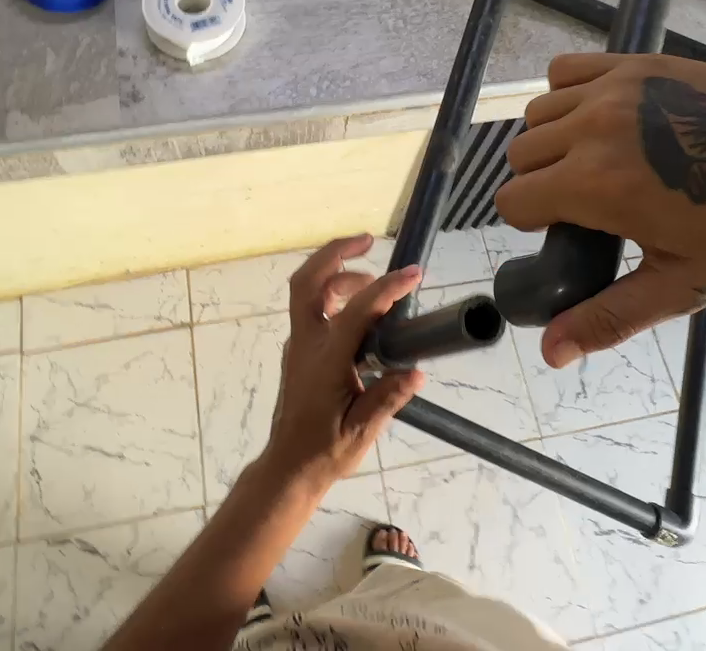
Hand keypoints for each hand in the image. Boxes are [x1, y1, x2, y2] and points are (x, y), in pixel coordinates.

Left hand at [260, 235, 426, 490]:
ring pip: (306, 290)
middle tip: (368, 240)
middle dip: (335, 253)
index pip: (357, 312)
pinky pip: (311, 306)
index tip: (413, 275)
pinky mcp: (300, 349)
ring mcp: (299, 344)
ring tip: (372, 276)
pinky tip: (357, 302)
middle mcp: (307, 344)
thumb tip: (416, 373)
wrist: (289, 466)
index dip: (386, 289)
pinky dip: (332, 290)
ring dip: (336, 271)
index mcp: (325, 361)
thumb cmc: (324, 451)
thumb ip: (387, 398)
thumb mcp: (362, 432)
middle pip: (308, 281)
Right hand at [494, 53, 705, 367]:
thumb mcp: (676, 284)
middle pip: (520, 154)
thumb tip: (549, 355)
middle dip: (541, 181)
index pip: (513, 199)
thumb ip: (606, 317)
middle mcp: (591, 129)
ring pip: (538, 113)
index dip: (533, 221)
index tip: (569, 227)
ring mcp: (612, 90)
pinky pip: (564, 71)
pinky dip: (566, 92)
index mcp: (595, 186)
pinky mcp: (634, 64)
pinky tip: (599, 115)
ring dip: (551, 139)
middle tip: (587, 198)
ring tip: (596, 157)